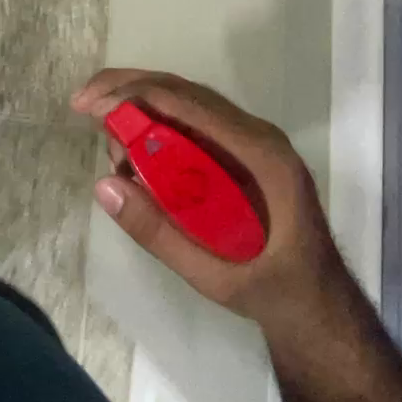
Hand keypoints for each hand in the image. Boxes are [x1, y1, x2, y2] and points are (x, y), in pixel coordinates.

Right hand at [72, 69, 351, 332]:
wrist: (321, 312)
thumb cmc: (274, 293)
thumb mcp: (214, 275)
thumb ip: (159, 233)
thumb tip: (103, 183)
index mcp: (260, 155)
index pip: (185, 101)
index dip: (130, 94)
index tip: (87, 107)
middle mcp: (257, 135)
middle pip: (181, 90)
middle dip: (125, 89)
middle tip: (81, 105)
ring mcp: (250, 141)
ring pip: (184, 100)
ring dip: (137, 107)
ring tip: (110, 145)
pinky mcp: (240, 151)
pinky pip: (190, 120)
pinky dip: (153, 124)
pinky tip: (132, 150)